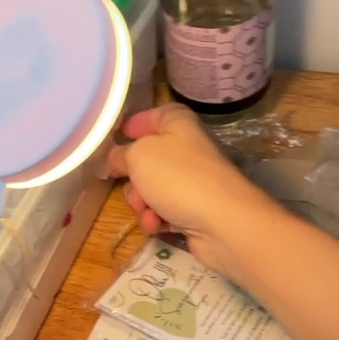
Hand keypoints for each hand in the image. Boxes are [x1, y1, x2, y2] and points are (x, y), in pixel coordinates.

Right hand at [105, 104, 273, 273]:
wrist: (223, 223)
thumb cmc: (178, 177)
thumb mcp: (138, 156)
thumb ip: (120, 154)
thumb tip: (116, 158)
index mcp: (179, 124)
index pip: (155, 115)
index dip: (135, 123)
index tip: (115, 137)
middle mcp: (187, 149)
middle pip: (148, 157)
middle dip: (132, 176)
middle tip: (128, 183)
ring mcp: (192, 180)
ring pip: (151, 187)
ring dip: (141, 201)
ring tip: (146, 210)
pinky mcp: (194, 209)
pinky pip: (164, 209)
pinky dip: (156, 217)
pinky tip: (157, 224)